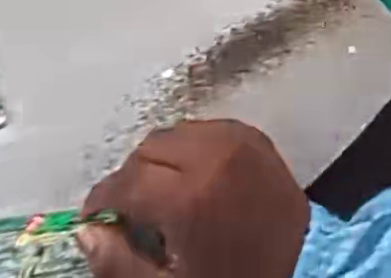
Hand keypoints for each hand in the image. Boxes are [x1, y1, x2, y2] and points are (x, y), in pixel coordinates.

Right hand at [78, 120, 308, 277]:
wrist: (302, 264)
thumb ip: (120, 264)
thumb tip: (88, 232)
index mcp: (190, 196)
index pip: (128, 180)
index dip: (102, 198)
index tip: (93, 216)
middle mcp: (213, 154)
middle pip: (150, 146)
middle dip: (131, 175)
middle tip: (128, 209)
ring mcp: (237, 138)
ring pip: (177, 131)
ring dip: (161, 157)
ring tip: (161, 193)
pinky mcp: (254, 134)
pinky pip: (207, 128)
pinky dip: (190, 147)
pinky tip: (192, 176)